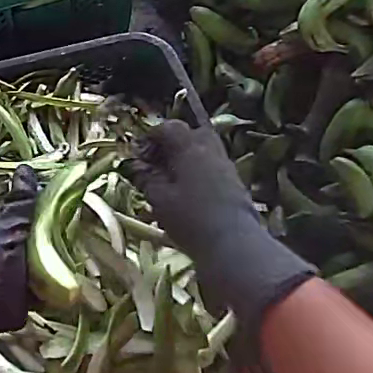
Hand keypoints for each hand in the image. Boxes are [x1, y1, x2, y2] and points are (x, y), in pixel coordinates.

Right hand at [131, 119, 313, 335]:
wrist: (234, 245)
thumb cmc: (190, 219)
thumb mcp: (159, 198)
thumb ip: (146, 178)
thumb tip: (137, 167)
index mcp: (190, 148)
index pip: (170, 128)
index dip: (152, 136)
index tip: (139, 152)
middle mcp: (211, 151)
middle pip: (192, 134)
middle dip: (172, 143)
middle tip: (156, 161)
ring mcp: (226, 166)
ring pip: (204, 151)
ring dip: (186, 158)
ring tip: (169, 179)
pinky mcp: (235, 184)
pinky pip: (212, 166)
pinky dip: (197, 171)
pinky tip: (187, 192)